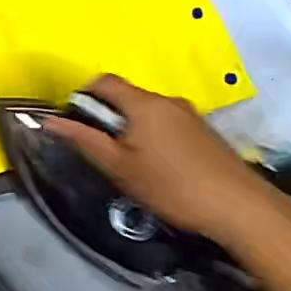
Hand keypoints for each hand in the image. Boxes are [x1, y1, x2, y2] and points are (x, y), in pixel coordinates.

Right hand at [43, 74, 290, 242]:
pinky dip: (154, 135)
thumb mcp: (119, 166)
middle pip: (127, 96)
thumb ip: (83, 139)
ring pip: (148, 111)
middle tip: (101, 149)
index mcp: (144, 104)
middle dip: (107, 115)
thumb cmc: (171, 186)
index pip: (104, 81)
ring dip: (131, 127)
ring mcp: (191, 115)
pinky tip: (159, 166)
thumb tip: (49, 121)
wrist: (240, 208)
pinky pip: (168, 122)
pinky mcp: (205, 132)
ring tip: (130, 161)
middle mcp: (168, 101)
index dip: (83, 94)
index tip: (76, 120)